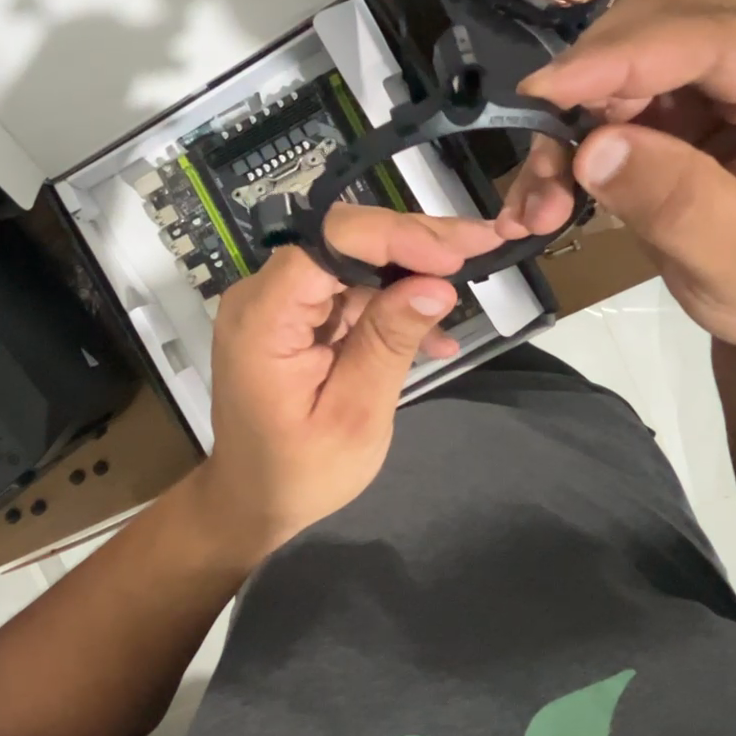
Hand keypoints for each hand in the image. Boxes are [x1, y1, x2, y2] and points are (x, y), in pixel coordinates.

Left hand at [189, 204, 504, 561]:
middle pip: (339, 242)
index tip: (459, 250)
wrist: (254, 499)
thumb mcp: (355, 416)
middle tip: (481, 247)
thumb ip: (389, 343)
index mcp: (262, 319)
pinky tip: (434, 336)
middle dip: (412, 245)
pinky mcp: (290, 318)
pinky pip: (345, 293)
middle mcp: (260, 297)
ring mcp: (273, 305)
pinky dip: (389, 306)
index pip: (327, 243)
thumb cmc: (299, 473)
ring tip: (468, 282)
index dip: (395, 237)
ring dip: (409, 273)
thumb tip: (437, 284)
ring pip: (350, 262)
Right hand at [496, 0, 735, 366]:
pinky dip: (565, 147)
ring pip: (622, 59)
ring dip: (568, 124)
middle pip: (664, 23)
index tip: (544, 91)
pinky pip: (604, 103)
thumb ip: (680, 205)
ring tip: (542, 206)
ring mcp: (727, 84)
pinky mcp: (682, 111)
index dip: (627, 57)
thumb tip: (592, 148)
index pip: (722, 38)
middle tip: (549, 163)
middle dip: (592, 85)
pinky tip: (542, 202)